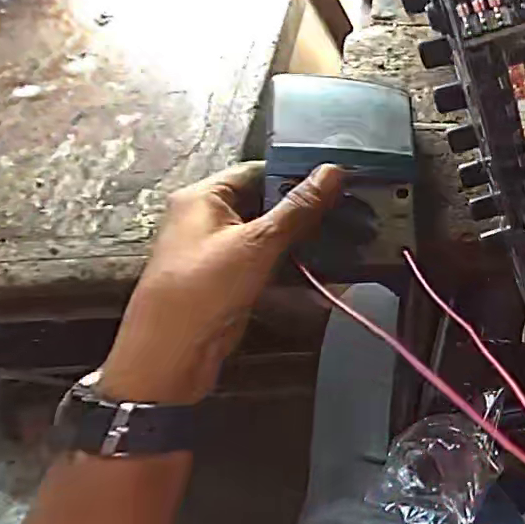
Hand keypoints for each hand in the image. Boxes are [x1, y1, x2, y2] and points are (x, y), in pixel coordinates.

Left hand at [98, 162, 344, 402]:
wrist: (173, 353)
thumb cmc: (205, 288)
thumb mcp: (258, 242)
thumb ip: (299, 207)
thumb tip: (334, 170)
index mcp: (204, 197)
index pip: (259, 170)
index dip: (298, 173)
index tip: (340, 180)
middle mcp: (210, 217)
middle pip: (268, 200)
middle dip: (307, 207)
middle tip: (351, 207)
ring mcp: (223, 247)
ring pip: (274, 231)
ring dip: (306, 235)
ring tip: (347, 233)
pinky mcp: (235, 274)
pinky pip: (273, 257)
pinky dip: (297, 258)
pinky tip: (328, 262)